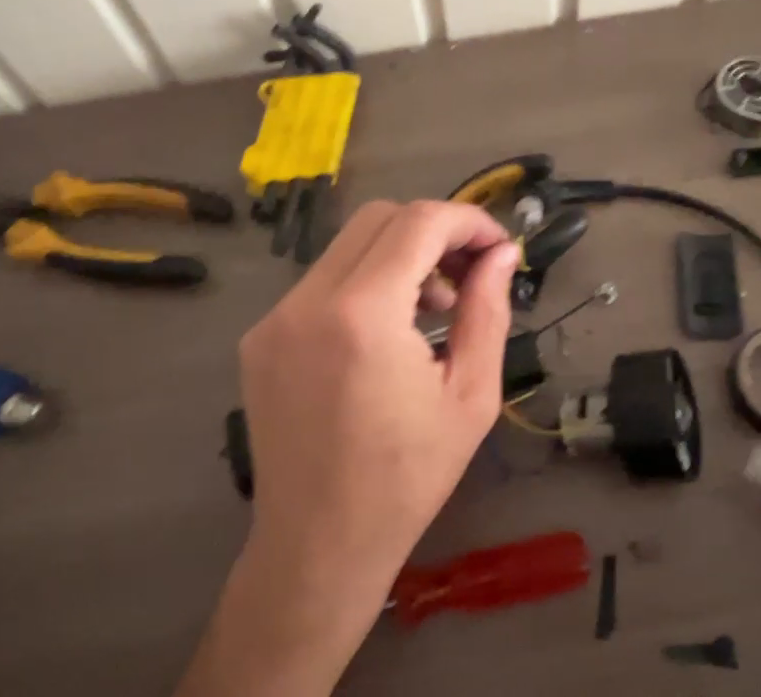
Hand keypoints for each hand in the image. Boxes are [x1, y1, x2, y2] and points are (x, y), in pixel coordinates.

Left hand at [240, 199, 518, 573]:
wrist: (318, 544)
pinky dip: (363, 284)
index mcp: (362, 316)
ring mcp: (274, 318)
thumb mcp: (470, 396)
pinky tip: (385, 334)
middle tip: (468, 275)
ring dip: (398, 256)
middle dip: (433, 231)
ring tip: (431, 310)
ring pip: (347, 246)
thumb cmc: (407, 479)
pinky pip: (321, 282)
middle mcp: (307, 302)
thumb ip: (487, 312)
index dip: (468, 221)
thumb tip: (501, 256)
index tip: (498, 249)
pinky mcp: (260, 337)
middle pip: (378, 217)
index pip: (419, 222)